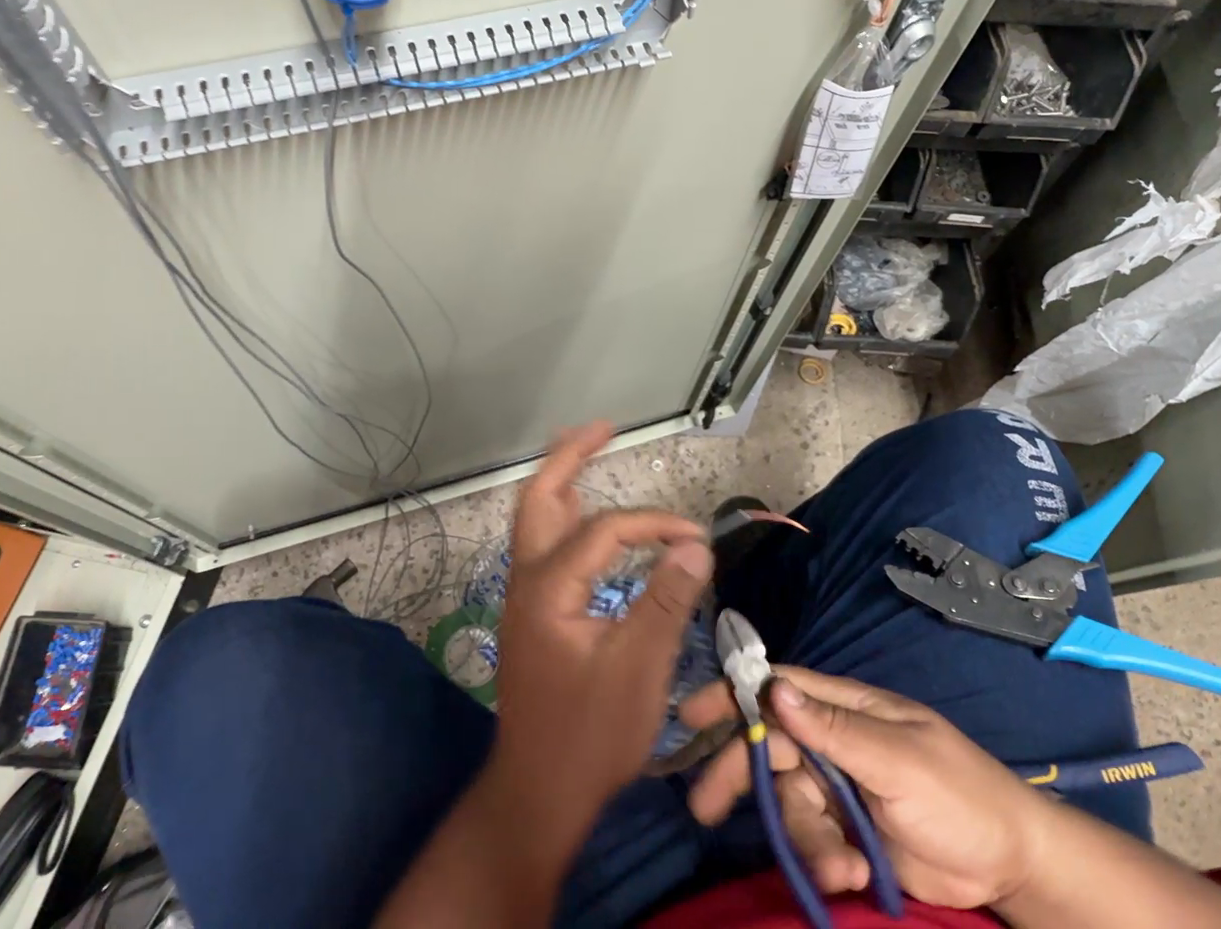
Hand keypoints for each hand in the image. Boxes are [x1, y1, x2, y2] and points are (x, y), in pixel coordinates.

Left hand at [492, 423, 712, 832]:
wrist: (539, 791)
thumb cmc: (591, 735)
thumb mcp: (639, 668)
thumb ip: (666, 600)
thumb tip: (696, 543)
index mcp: (548, 588)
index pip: (604, 530)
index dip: (654, 525)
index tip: (697, 540)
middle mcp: (525, 582)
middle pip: (538, 499)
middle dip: (568, 458)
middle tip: (604, 429)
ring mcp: (523, 600)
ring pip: (534, 523)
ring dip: (562, 485)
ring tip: (592, 455)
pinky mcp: (532, 619)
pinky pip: (544, 550)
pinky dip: (567, 522)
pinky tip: (592, 529)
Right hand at [681, 667, 1050, 909]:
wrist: (1009, 866)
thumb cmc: (962, 795)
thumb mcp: (899, 759)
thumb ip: (834, 729)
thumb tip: (773, 689)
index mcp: (849, 709)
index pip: (779, 690)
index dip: (734, 696)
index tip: (691, 716)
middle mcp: (834, 743)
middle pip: (767, 748)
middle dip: (738, 776)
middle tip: (705, 807)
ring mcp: (837, 788)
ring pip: (786, 804)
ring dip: (805, 839)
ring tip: (842, 868)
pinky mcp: (843, 831)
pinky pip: (809, 840)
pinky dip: (825, 861)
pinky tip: (855, 874)